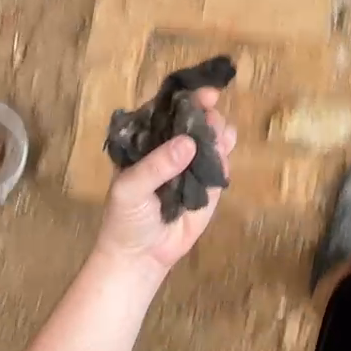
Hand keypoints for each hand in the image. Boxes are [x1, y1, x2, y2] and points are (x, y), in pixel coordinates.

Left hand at [95, 88, 236, 274]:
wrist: (142, 257)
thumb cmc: (125, 219)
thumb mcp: (130, 189)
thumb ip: (156, 166)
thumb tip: (188, 143)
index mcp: (146, 140)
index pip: (166, 110)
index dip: (185, 98)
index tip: (205, 93)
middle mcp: (171, 147)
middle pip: (194, 119)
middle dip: (207, 113)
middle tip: (212, 119)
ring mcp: (192, 164)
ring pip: (211, 138)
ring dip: (219, 132)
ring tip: (219, 136)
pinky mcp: (209, 184)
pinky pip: (221, 164)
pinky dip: (225, 156)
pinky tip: (224, 154)